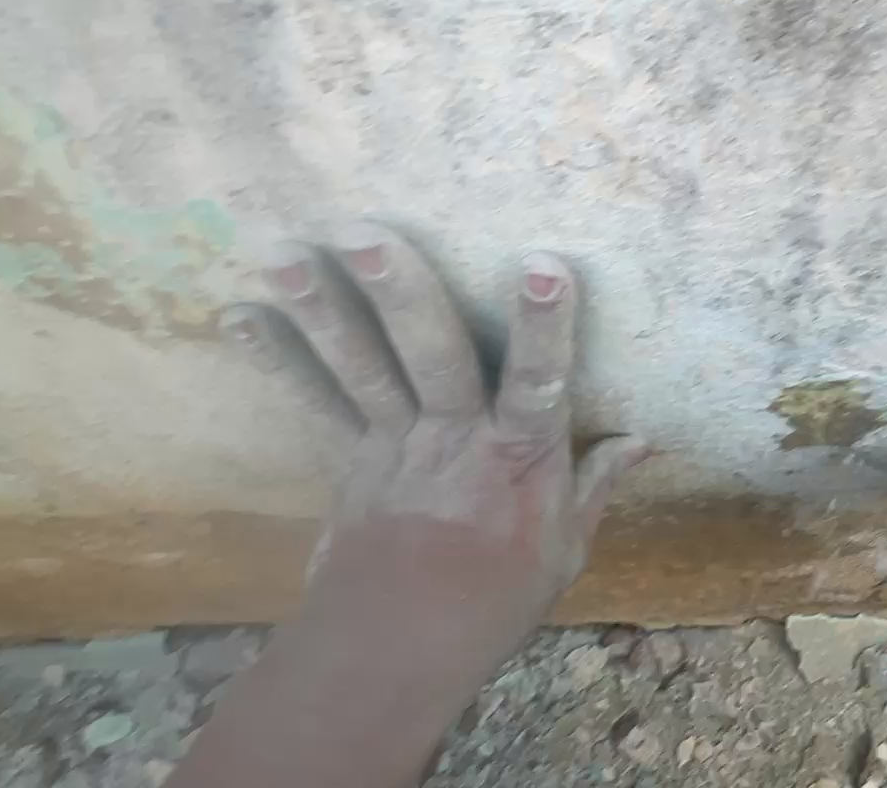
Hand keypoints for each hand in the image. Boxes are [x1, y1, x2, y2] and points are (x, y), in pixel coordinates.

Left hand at [174, 222, 646, 787]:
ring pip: (361, 368)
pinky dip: (278, 358)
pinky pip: (316, 402)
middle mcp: (453, 437)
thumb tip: (644, 439)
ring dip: (324, 310)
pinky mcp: (350, 456)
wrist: (396, 652)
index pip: (538, 383)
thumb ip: (598, 482)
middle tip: (366, 234)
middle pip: (431, 358)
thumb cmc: (496, 595)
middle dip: (402, 294)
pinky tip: (242, 313)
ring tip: (283, 254)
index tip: (542, 265)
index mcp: (517, 457)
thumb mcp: (565, 548)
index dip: (543, 326)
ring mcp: (392, 443)